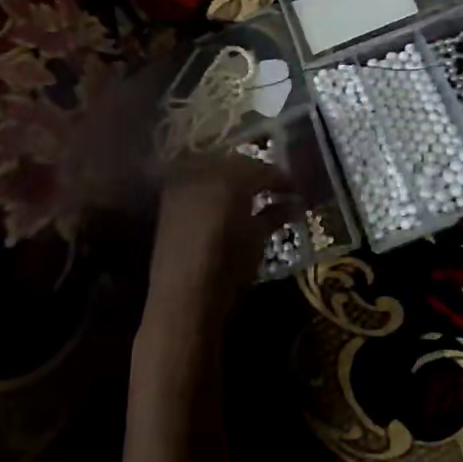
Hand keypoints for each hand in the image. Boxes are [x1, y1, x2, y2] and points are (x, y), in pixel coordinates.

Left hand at [146, 154, 291, 326]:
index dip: (281, 179)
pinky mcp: (167, 198)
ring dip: (234, 178)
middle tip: (275, 191)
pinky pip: (196, 179)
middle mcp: (202, 173)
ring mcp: (181, 183)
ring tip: (252, 196)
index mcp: (230, 180)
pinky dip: (213, 186)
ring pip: (214, 167)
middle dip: (257, 174)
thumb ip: (274, 215)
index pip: (262, 169)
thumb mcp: (257, 241)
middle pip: (236, 163)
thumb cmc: (227, 271)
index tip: (295, 191)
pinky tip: (226, 202)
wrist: (182, 298)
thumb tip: (294, 204)